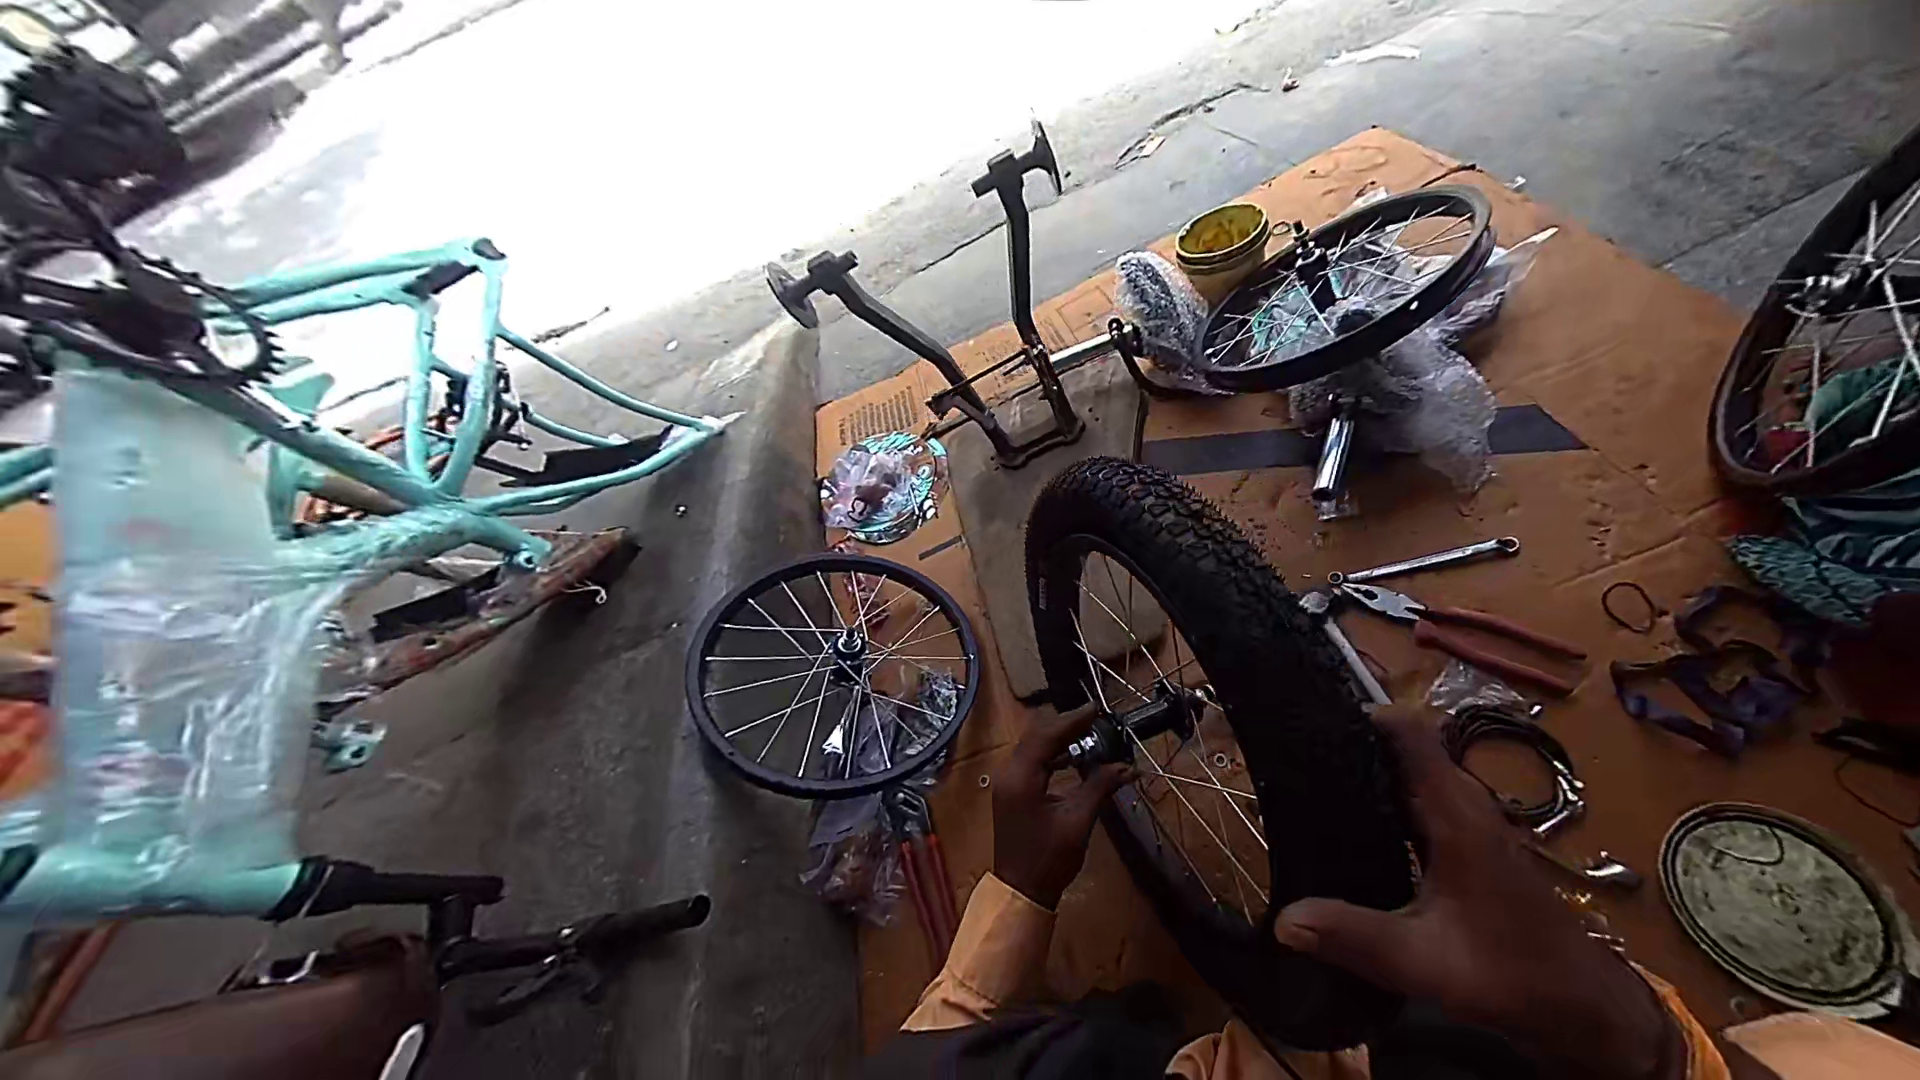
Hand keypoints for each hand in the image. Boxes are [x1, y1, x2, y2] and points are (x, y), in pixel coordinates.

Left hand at [991, 712, 1133, 909]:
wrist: (1021, 890)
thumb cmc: (1049, 859)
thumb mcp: (1078, 821)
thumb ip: (1099, 787)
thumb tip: (1127, 767)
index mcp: (1020, 776)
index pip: (1045, 735)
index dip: (1072, 720)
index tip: (1096, 709)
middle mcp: (1009, 772)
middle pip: (1036, 735)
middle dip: (1065, 724)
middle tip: (1095, 718)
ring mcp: (1007, 780)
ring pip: (1033, 746)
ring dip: (1059, 738)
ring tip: (1089, 732)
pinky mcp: (1012, 789)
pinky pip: (1031, 760)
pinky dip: (1052, 753)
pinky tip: (1073, 756)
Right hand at [1272, 707, 1681, 1079]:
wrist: (1590, 1013)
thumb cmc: (1516, 978)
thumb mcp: (1428, 963)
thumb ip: (1355, 938)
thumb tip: (1283, 921)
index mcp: (1455, 814)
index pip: (1410, 732)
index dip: (1361, 713)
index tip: (1310, 716)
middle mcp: (1461, 804)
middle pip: (1401, 744)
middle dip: (1348, 735)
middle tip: (1290, 743)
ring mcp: (1465, 820)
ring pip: (1406, 768)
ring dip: (1361, 761)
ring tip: (1303, 767)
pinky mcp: (1462, 839)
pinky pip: (1412, 793)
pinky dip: (1377, 788)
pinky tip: (1342, 811)